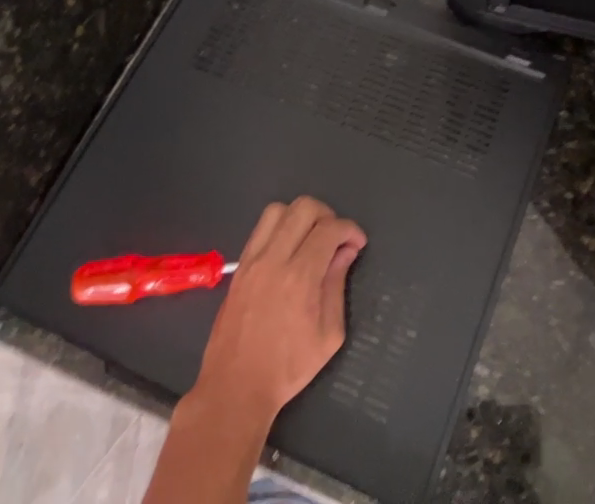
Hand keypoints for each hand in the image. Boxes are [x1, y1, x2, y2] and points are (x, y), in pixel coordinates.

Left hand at [191, 196, 366, 422]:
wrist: (236, 386)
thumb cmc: (288, 367)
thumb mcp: (329, 334)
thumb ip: (337, 285)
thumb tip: (345, 252)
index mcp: (299, 277)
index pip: (329, 229)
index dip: (350, 229)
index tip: (357, 243)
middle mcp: (272, 259)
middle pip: (302, 207)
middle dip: (328, 215)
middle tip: (336, 239)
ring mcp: (251, 261)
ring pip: (276, 210)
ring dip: (300, 217)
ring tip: (311, 240)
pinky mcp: (238, 268)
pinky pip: (260, 230)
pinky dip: (280, 229)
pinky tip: (289, 252)